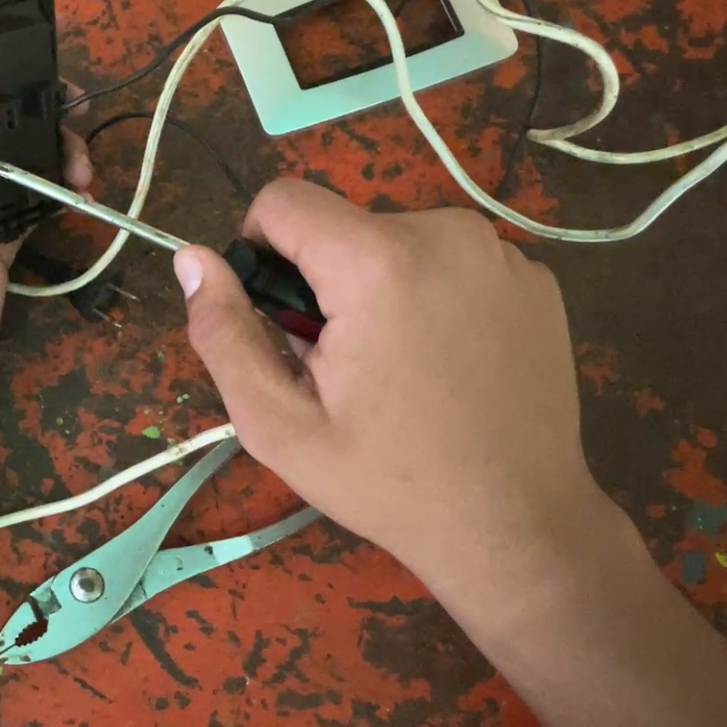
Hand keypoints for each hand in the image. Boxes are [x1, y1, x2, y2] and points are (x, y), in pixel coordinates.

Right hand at [173, 179, 618, 595]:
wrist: (515, 525)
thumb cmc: (383, 478)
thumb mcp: (274, 421)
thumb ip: (222, 332)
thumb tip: (191, 258)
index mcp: (376, 261)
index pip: (281, 201)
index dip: (258, 254)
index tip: (277, 320)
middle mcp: (446, 232)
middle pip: (337, 226)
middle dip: (318, 282)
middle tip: (336, 366)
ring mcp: (501, 253)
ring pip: (390, 241)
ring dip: (369, 289)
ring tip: (390, 368)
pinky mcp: (535, 277)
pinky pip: (445, 260)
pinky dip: (425, 296)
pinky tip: (441, 364)